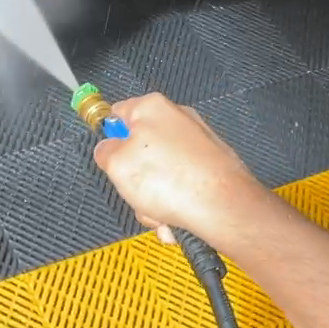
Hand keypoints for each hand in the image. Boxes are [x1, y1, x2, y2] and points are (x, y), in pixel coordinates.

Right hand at [92, 93, 281, 254]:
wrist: (224, 208)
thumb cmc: (170, 181)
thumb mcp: (116, 164)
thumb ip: (104, 152)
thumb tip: (108, 151)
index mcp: (152, 107)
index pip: (117, 113)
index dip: (109, 137)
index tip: (108, 157)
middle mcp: (178, 118)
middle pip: (140, 148)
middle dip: (134, 177)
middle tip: (136, 194)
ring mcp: (199, 142)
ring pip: (161, 171)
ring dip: (154, 198)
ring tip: (160, 214)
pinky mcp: (214, 165)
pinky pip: (183, 183)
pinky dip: (176, 202)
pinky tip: (176, 219)